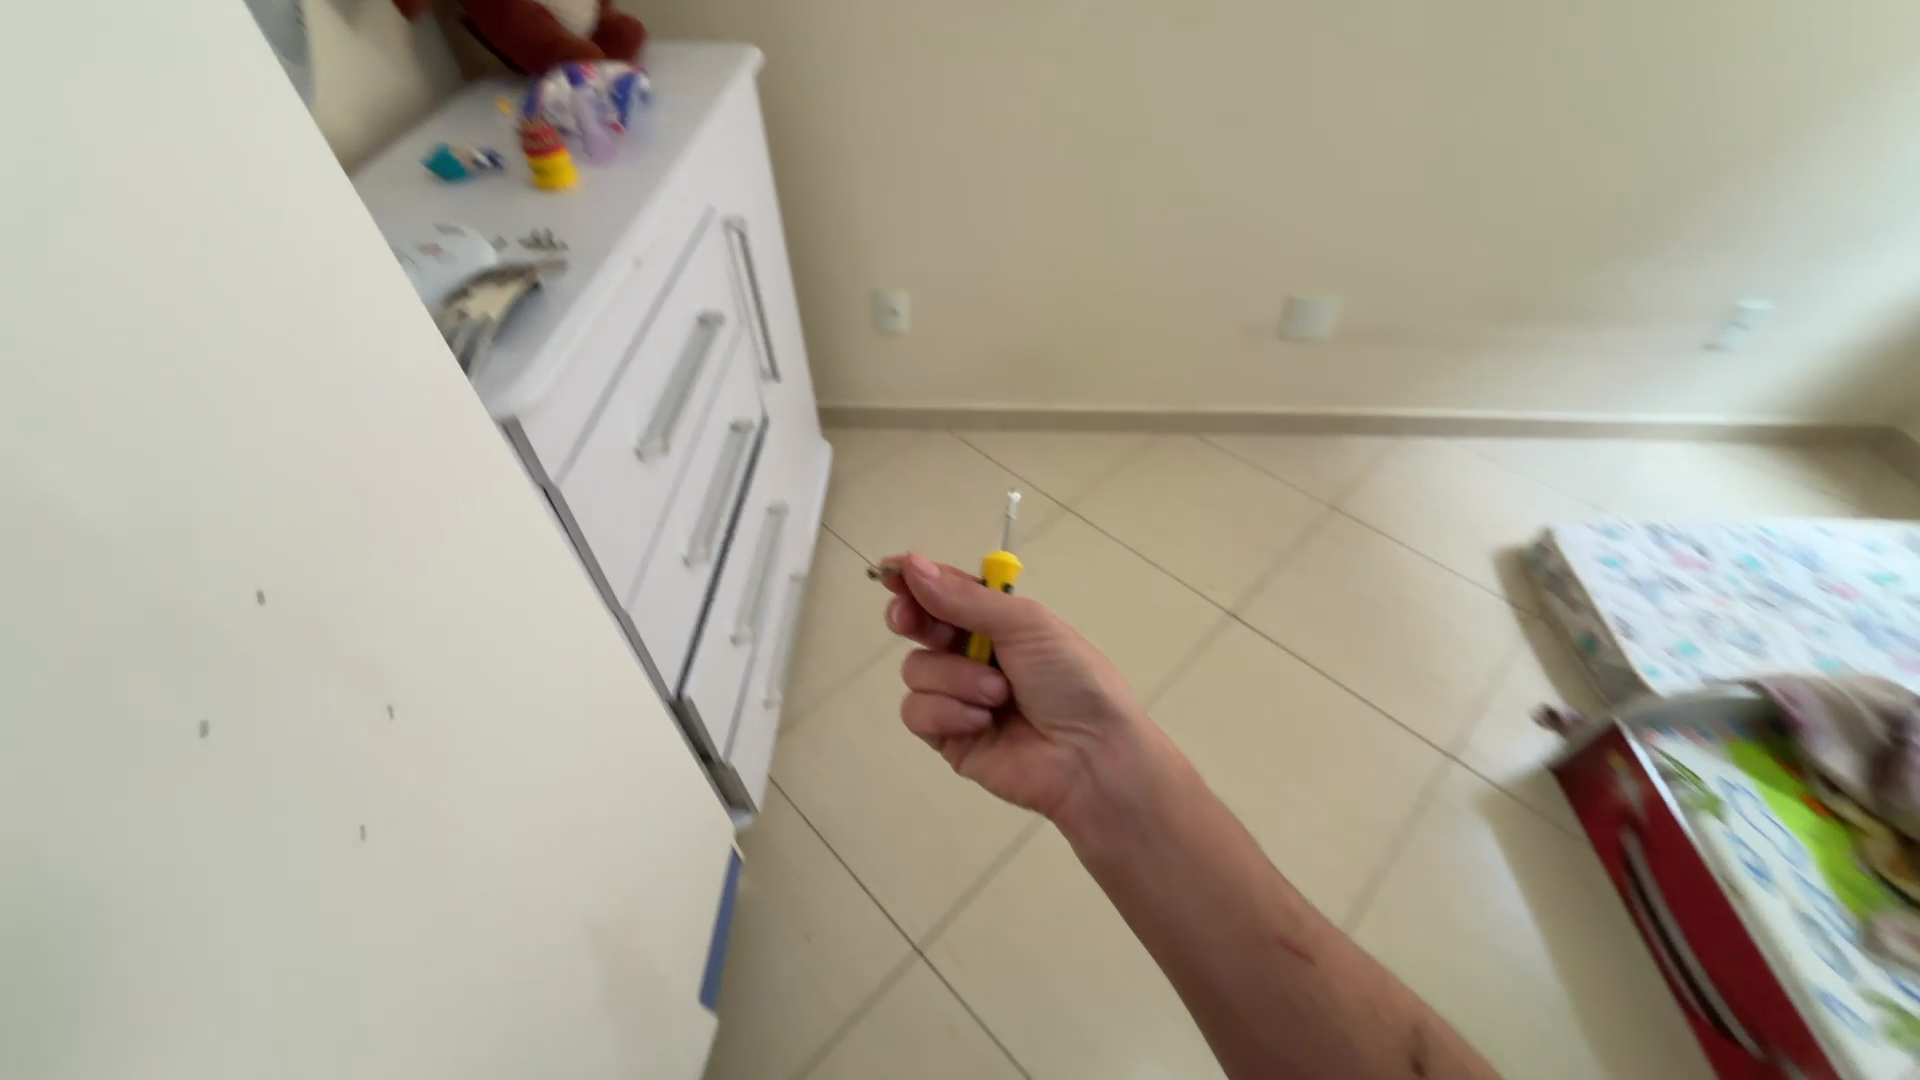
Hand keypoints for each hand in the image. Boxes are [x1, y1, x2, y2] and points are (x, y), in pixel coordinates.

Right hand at [877, 551, 1155, 822]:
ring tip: (998, 695)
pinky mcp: (947, 736)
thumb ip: (965, 598)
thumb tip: (912, 563)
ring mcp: (957, 695)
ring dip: (954, 678)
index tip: (889, 570)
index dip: (915, 578)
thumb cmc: (1070, 678)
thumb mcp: (1025, 625)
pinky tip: (980, 722)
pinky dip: (946, 712)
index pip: (946, 590)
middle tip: (908, 619)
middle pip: (919, 625)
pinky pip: (916, 711)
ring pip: (916, 669)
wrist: (1090, 757)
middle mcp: (972, 654)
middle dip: (911, 618)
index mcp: (997, 620)